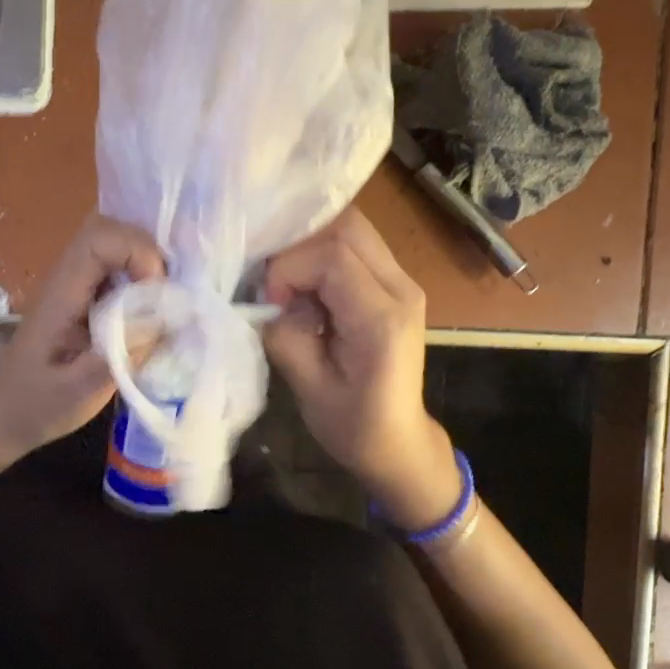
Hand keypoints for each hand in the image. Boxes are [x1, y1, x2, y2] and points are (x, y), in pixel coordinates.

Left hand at [0, 215, 164, 481]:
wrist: (5, 419)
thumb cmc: (36, 407)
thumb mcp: (78, 393)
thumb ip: (117, 356)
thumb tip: (161, 319)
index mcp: (60, 297)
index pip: (97, 240)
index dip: (136, 250)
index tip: (156, 291)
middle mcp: (66, 282)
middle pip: (106, 231)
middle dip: (145, 251)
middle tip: (166, 293)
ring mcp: (74, 291)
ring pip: (113, 249)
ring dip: (146, 267)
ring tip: (164, 305)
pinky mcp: (84, 304)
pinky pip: (115, 275)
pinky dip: (140, 285)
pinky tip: (152, 318)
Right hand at [261, 208, 460, 529]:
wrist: (398, 441)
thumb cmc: (352, 425)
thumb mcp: (308, 388)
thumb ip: (284, 335)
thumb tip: (266, 301)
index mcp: (381, 320)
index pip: (331, 256)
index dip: (288, 269)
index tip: (271, 302)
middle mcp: (402, 289)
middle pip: (346, 227)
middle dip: (298, 247)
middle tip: (276, 284)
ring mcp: (403, 282)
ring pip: (352, 228)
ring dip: (310, 246)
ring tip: (289, 283)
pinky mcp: (394, 284)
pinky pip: (356, 246)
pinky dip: (322, 253)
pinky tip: (306, 286)